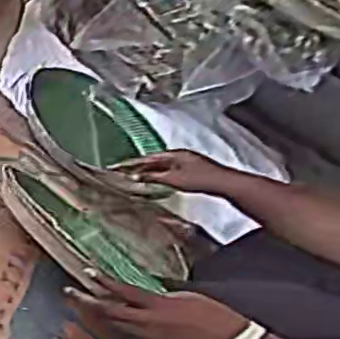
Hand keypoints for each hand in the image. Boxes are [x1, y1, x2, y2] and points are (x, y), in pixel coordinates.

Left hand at [65, 276, 252, 338]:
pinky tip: (100, 316)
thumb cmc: (214, 315)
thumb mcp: (187, 296)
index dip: (104, 281)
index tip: (88, 272)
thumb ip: (160, 293)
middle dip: (85, 299)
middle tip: (69, 291)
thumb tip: (145, 286)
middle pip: (106, 309)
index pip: (123, 291)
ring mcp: (143, 334)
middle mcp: (146, 321)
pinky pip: (120, 331)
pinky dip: (109, 322)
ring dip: (93, 311)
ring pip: (109, 322)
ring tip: (79, 300)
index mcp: (158, 305)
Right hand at [112, 151, 250, 195]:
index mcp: (174, 154)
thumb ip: (151, 177)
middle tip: (119, 172)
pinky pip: (165, 170)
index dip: (129, 163)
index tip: (114, 167)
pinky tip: (148, 180)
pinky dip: (154, 174)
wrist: (225, 184)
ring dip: (145, 171)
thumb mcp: (171, 179)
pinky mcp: (189, 170)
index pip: (145, 158)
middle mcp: (179, 155)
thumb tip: (133, 177)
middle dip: (135, 166)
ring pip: (158, 166)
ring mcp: (185, 162)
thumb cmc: (200, 179)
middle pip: (152, 161)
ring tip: (130, 177)